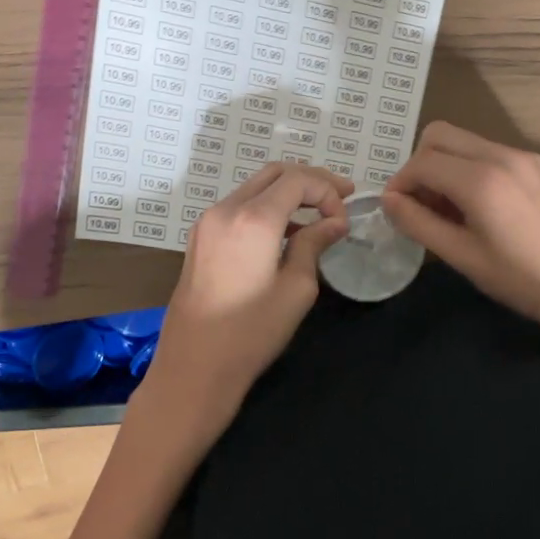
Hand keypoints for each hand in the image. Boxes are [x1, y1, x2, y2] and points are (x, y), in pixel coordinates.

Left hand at [146, 163, 352, 408]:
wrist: (195, 365)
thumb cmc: (251, 333)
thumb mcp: (296, 289)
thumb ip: (314, 246)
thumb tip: (334, 223)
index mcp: (253, 219)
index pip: (297, 180)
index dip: (328, 191)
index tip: (345, 218)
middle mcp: (226, 210)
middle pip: (274, 173)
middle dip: (311, 180)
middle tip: (341, 197)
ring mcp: (208, 222)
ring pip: (255, 187)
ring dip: (288, 193)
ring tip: (318, 215)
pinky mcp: (200, 239)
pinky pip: (239, 207)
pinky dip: (267, 207)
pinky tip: (286, 232)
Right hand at [382, 122, 539, 343]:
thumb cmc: (522, 280)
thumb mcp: (463, 257)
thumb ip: (420, 224)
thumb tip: (389, 201)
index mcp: (480, 180)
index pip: (422, 162)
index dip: (400, 184)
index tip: (394, 211)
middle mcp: (501, 156)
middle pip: (440, 135)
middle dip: (420, 166)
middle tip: (419, 206)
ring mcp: (523, 157)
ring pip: (465, 142)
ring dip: (445, 167)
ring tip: (447, 212)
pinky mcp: (537, 166)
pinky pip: (489, 154)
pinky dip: (469, 170)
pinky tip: (477, 209)